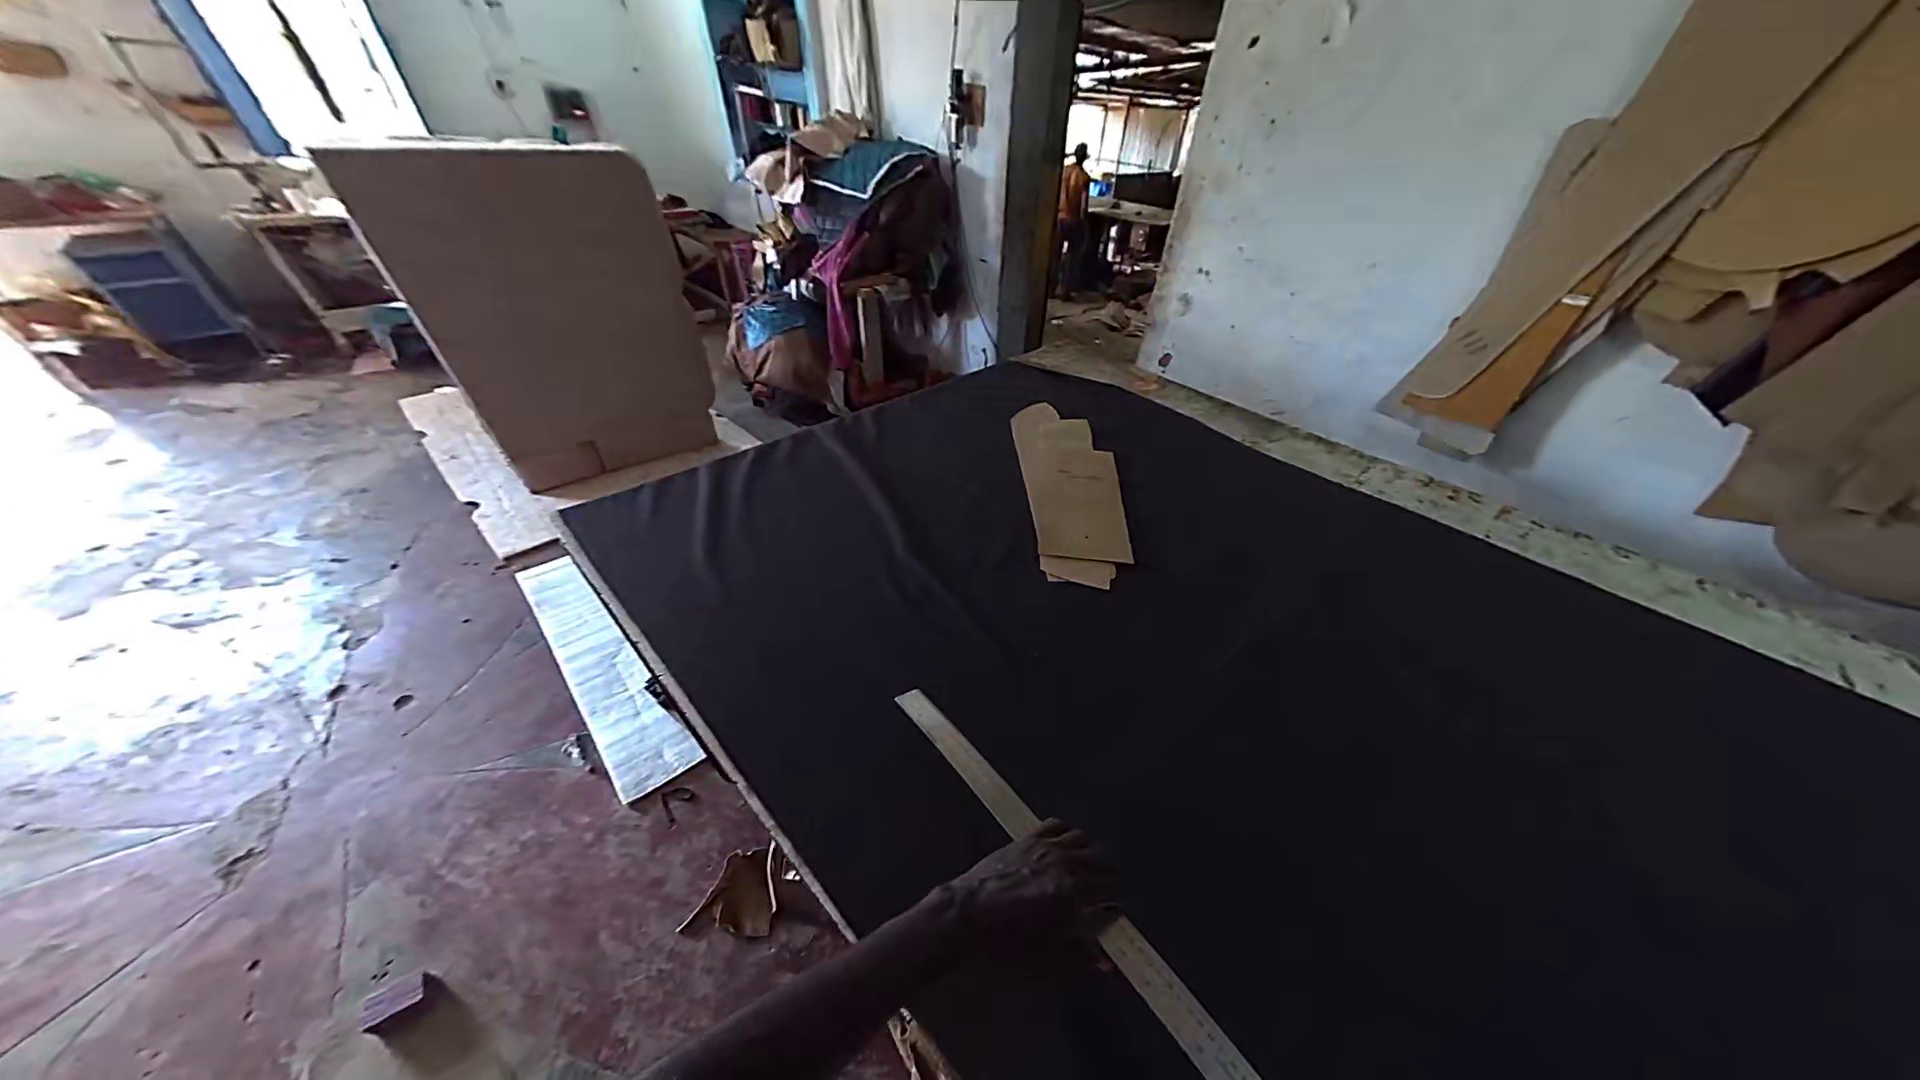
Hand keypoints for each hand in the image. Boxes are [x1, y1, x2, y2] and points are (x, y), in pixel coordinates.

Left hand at [938, 819, 1118, 939]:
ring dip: (1086, 853)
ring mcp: (1045, 846)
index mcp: (1072, 892)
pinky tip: (1060, 847)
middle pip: (1101, 861)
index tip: (1110, 909)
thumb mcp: (1049, 955)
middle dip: (1103, 877)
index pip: (1109, 888)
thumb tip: (1105, 962)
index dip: (1113, 900)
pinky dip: (1064, 833)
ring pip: (1082, 839)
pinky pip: (1057, 824)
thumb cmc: (1006, 939)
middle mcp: (1063, 864)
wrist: (968, 914)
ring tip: (1081, 868)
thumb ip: (1082, 953)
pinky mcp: (1028, 837)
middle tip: (1098, 892)